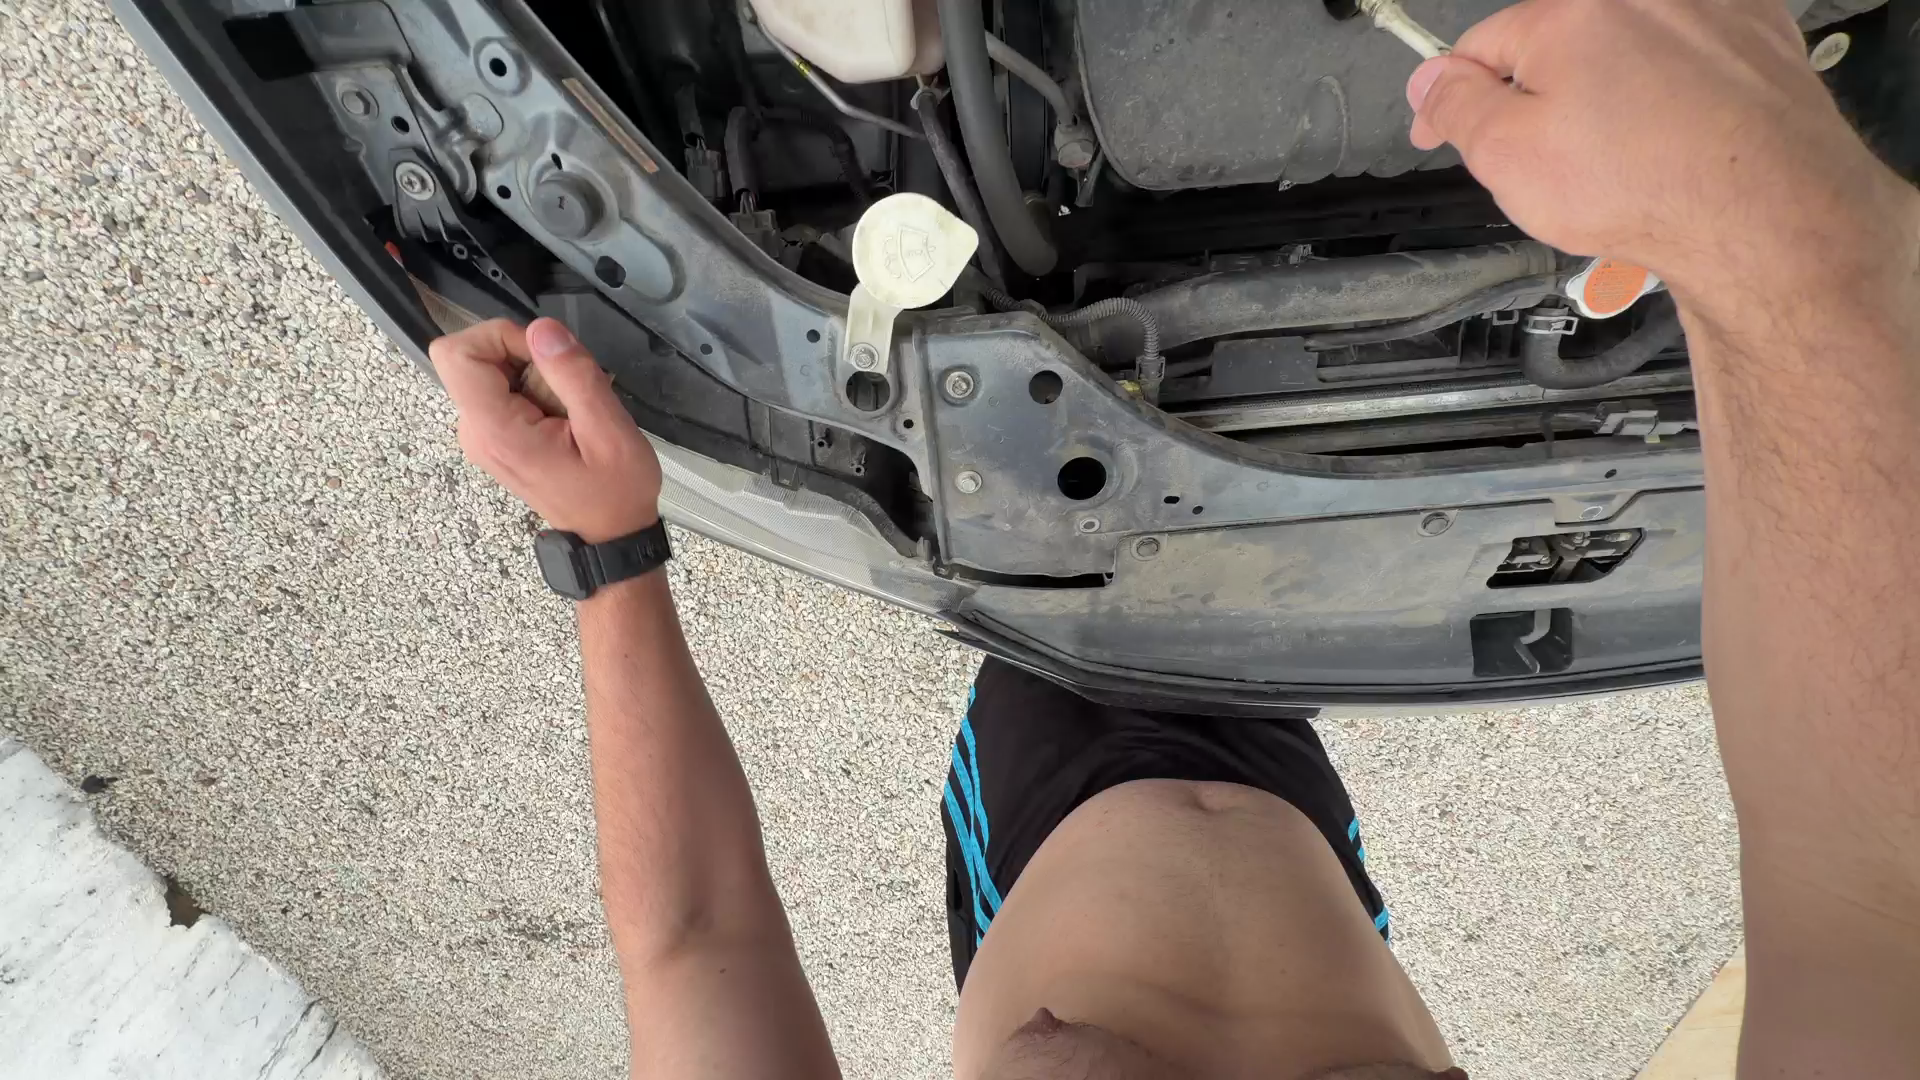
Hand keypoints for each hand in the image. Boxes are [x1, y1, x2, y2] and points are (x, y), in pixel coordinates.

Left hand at [429, 317, 660, 543]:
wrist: (611, 535)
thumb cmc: (616, 491)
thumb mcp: (609, 432)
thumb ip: (574, 376)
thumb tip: (543, 329)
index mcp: (496, 430)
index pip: (457, 353)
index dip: (500, 337)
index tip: (548, 357)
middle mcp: (475, 431)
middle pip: (478, 359)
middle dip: (531, 361)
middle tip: (575, 396)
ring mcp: (482, 436)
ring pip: (496, 374)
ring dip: (540, 380)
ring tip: (577, 415)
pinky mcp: (496, 438)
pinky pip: (506, 393)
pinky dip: (539, 395)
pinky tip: (569, 422)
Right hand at [1405, 0, 1917, 301]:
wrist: (1756, 204)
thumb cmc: (1621, 182)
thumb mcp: (1503, 152)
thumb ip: (1457, 105)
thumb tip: (1428, 76)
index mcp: (1572, 14)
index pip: (1480, 43)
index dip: (1446, 94)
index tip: (1434, 136)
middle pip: (1549, 41)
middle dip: (1521, 92)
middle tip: (1518, 157)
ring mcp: (1708, 6)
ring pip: (1612, 47)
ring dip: (1586, 88)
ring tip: (1591, 151)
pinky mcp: (1756, 31)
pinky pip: (1675, 51)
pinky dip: (1648, 85)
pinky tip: (1650, 131)